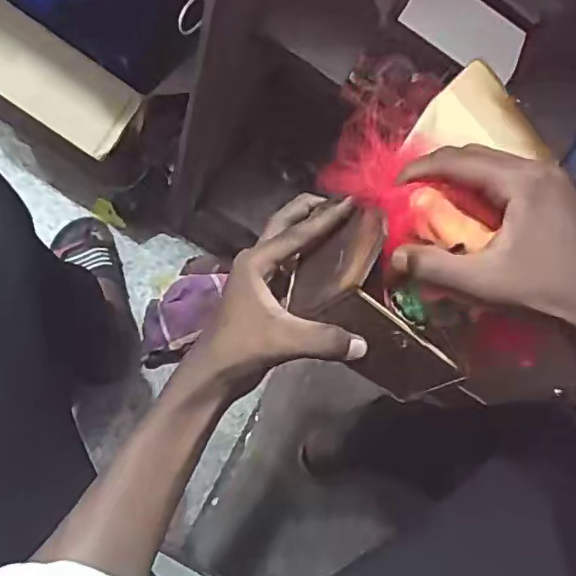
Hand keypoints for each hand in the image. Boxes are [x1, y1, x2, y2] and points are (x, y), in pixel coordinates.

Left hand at [179, 195, 368, 397]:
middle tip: (342, 201)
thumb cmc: (240, 349)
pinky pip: (288, 265)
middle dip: (309, 209)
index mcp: (256, 262)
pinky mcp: (262, 295)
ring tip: (338, 222)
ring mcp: (257, 278)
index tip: (353, 201)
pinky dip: (306, 256)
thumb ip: (324, 339)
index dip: (326, 217)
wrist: (212, 374)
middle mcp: (255, 262)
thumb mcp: (283, 341)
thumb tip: (363, 344)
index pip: (296, 233)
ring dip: (307, 229)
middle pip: (283, 224)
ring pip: (284, 243)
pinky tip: (327, 260)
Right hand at [388, 146, 575, 389]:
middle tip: (409, 189)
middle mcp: (538, 169)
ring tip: (432, 196)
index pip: (459, 160)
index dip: (421, 169)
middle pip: (476, 155)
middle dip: (438, 168)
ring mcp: (550, 180)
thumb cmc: (542, 291)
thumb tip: (394, 256)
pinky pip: (506, 179)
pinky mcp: (555, 194)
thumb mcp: (481, 283)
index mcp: (522, 181)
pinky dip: (479, 187)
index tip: (394, 185)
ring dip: (459, 177)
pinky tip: (467, 208)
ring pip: (492, 165)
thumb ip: (433, 266)